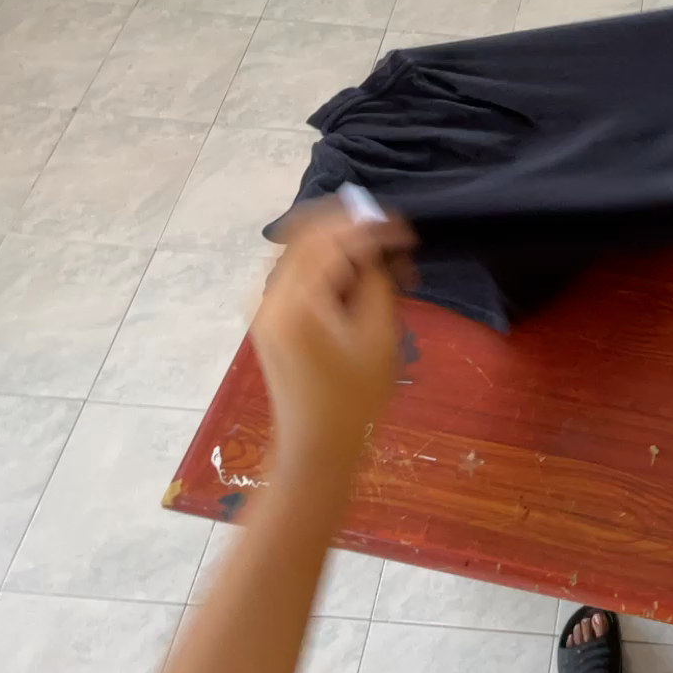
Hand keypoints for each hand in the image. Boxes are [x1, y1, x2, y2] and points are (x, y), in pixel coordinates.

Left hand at [250, 199, 415, 468]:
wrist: (316, 444)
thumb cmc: (356, 397)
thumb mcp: (380, 335)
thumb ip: (376, 282)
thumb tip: (378, 250)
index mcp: (298, 302)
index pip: (333, 239)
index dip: (372, 228)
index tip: (407, 235)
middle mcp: (271, 296)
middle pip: (308, 233)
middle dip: (354, 228)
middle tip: (395, 242)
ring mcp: (265, 305)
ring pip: (302, 248)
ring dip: (342, 243)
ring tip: (381, 263)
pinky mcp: (270, 315)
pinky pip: (298, 269)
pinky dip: (329, 261)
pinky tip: (358, 276)